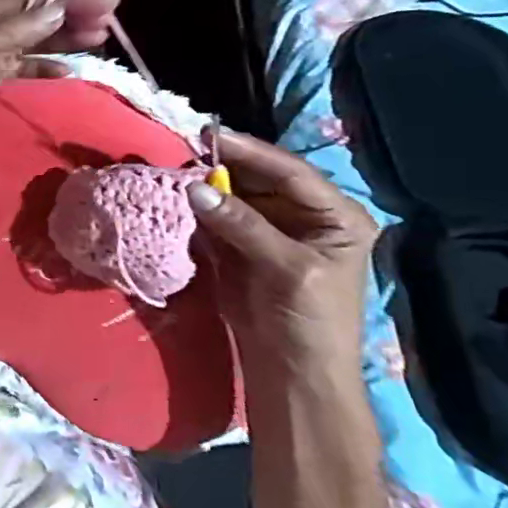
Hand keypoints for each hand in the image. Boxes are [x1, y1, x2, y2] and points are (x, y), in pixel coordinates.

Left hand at [0, 0, 121, 148]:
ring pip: (34, 40)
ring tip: (101, 39)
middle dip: (73, 16)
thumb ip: (9, 33)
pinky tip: (69, 69)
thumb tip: (55, 10)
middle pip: (36, 16)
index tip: (107, 0)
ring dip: (66, 39)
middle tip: (112, 18)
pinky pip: (25, 66)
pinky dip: (46, 66)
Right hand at [186, 131, 378, 365]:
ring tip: (172, 167)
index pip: (289, 171)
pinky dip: (195, 207)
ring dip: (204, 184)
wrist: (294, 374)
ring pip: (232, 194)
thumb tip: (194, 186)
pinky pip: (214, 217)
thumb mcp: (287, 269)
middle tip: (182, 147)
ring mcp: (267, 230)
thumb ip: (242, 225)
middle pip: (258, 178)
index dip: (249, 151)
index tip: (208, 134)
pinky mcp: (239, 246)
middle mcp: (301, 215)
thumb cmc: (311, 321)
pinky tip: (175, 195)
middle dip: (221, 164)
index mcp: (334, 215)